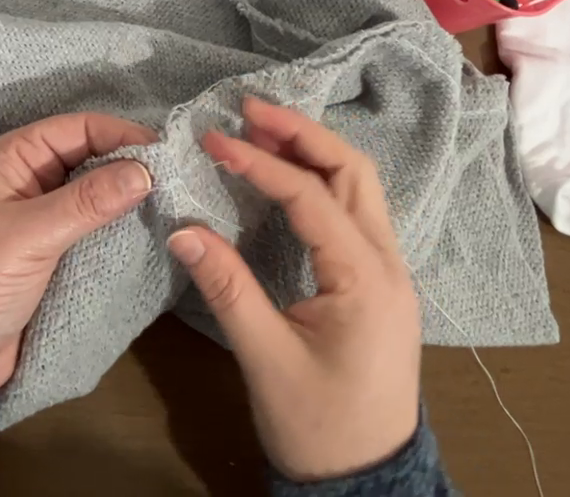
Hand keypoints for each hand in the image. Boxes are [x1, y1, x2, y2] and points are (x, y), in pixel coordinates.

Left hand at [0, 113, 156, 409]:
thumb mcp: (28, 235)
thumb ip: (87, 201)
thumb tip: (145, 170)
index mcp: (14, 157)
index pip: (79, 129)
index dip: (123, 134)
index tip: (170, 153)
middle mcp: (30, 179)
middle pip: (90, 157)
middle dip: (130, 165)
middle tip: (183, 180)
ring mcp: (41, 218)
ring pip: (94, 194)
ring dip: (128, 199)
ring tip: (177, 205)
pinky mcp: (51, 254)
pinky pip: (91, 229)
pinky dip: (119, 229)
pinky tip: (152, 235)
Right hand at [166, 98, 422, 481]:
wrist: (367, 483)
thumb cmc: (319, 426)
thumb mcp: (266, 359)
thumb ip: (227, 287)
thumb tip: (182, 229)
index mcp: (366, 279)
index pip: (310, 196)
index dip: (260, 162)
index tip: (212, 139)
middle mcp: (387, 263)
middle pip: (353, 171)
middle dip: (301, 132)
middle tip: (247, 111)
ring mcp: (388, 269)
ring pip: (359, 185)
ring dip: (313, 149)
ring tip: (261, 129)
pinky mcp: (376, 279)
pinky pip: (353, 208)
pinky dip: (319, 177)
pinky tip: (285, 174)